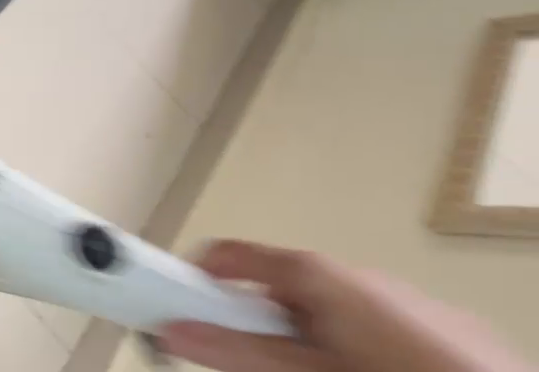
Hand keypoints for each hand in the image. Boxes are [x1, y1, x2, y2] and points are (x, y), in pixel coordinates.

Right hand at [161, 240, 530, 371]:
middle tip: (261, 366)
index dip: (192, 283)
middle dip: (258, 326)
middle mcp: (352, 272)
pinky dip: (355, 349)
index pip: (222, 256)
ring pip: (324, 313)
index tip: (177, 312)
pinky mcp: (445, 331)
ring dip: (307, 341)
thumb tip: (171, 332)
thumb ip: (238, 352)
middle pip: (273, 289)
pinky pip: (372, 328)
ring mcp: (403, 300)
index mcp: (312, 271)